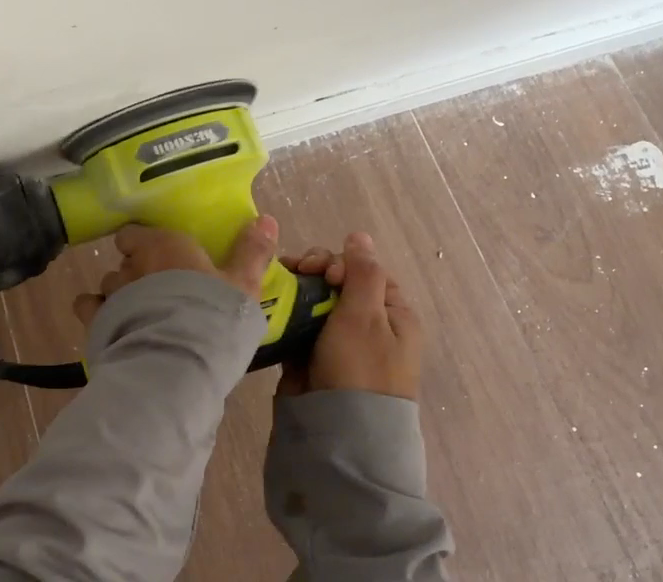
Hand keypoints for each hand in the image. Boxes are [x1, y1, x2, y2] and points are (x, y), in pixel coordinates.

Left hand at [71, 216, 281, 326]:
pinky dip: (94, 312)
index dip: (143, 244)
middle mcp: (131, 263)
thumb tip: (265, 219)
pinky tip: (108, 324)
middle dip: (135, 273)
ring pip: (108, 284)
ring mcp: (111, 290)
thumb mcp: (244, 284)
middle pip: (124, 261)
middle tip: (157, 292)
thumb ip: (252, 251)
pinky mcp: (96, 318)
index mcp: (163, 245)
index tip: (158, 259)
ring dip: (118, 294)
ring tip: (138, 315)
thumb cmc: (215, 314)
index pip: (135, 233)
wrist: (181, 357)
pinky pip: (87, 306)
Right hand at [276, 232, 421, 400]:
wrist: (338, 428)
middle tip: (294, 273)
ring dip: (296, 287)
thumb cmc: (359, 367)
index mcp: (393, 315)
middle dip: (313, 271)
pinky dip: (287, 310)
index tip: (319, 271)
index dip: (339, 262)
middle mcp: (371, 325)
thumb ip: (361, 271)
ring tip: (275, 284)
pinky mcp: (314, 353)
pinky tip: (269, 302)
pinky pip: (300, 321)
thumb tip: (359, 235)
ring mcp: (341, 340)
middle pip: (338, 281)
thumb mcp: (365, 314)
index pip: (365, 269)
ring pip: (316, 299)